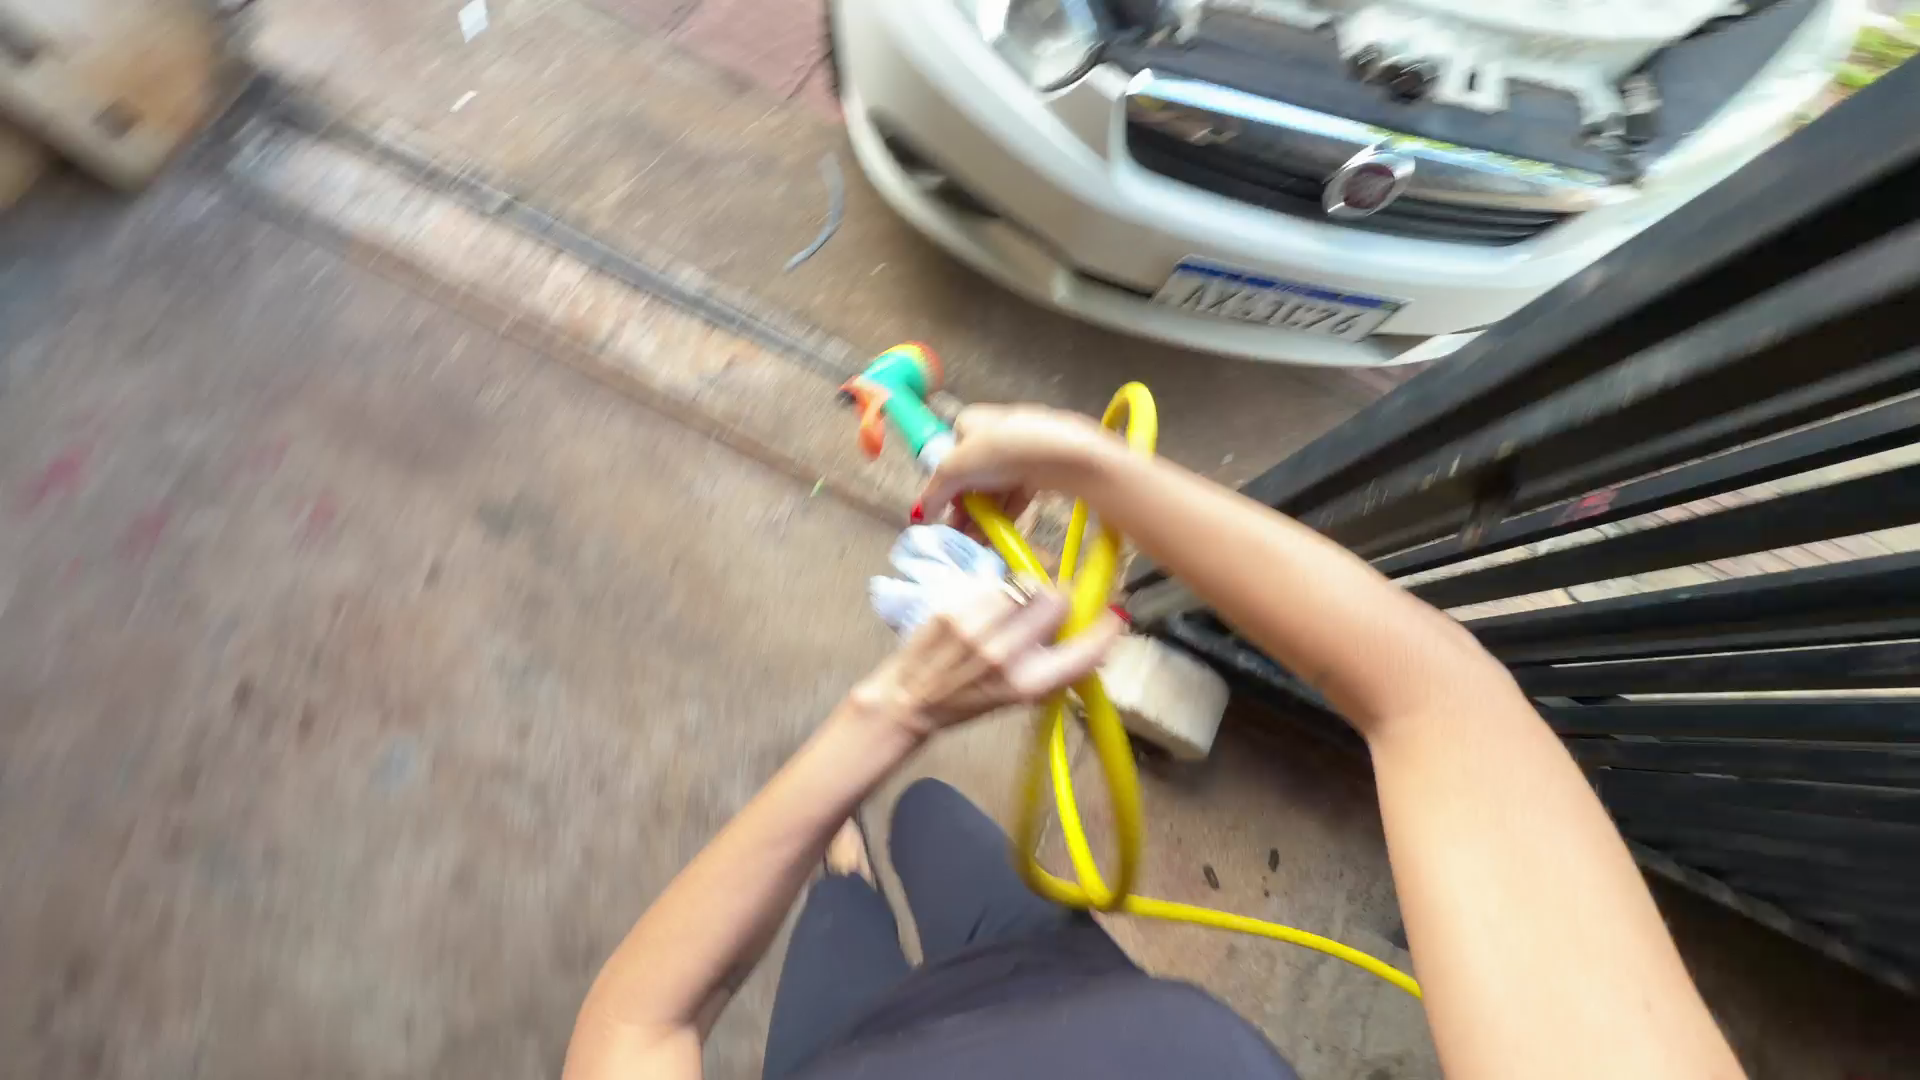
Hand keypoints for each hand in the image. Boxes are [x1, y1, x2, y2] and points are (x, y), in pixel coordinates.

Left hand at [854, 577, 1123, 740]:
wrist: (907, 698)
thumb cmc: (966, 701)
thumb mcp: (1017, 698)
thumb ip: (1054, 670)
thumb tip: (1096, 645)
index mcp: (1027, 685)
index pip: (1085, 651)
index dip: (1105, 631)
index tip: (1112, 617)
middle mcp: (1004, 655)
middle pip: (1056, 599)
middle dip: (1056, 600)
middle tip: (1044, 608)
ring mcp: (977, 628)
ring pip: (1022, 585)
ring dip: (1021, 593)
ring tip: (1006, 610)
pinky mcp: (954, 607)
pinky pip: (990, 584)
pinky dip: (993, 591)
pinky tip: (980, 609)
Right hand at [919, 404, 1119, 534]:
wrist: (1060, 454)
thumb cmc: (1001, 449)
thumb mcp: (954, 470)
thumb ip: (932, 494)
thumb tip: (918, 513)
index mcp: (970, 423)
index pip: (948, 457)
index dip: (944, 487)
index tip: (942, 514)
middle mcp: (993, 434)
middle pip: (972, 478)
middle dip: (964, 508)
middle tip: (959, 534)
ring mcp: (1019, 452)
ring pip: (994, 490)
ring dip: (983, 517)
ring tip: (977, 542)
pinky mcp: (1040, 470)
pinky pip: (1016, 496)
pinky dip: (1005, 515)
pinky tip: (997, 536)